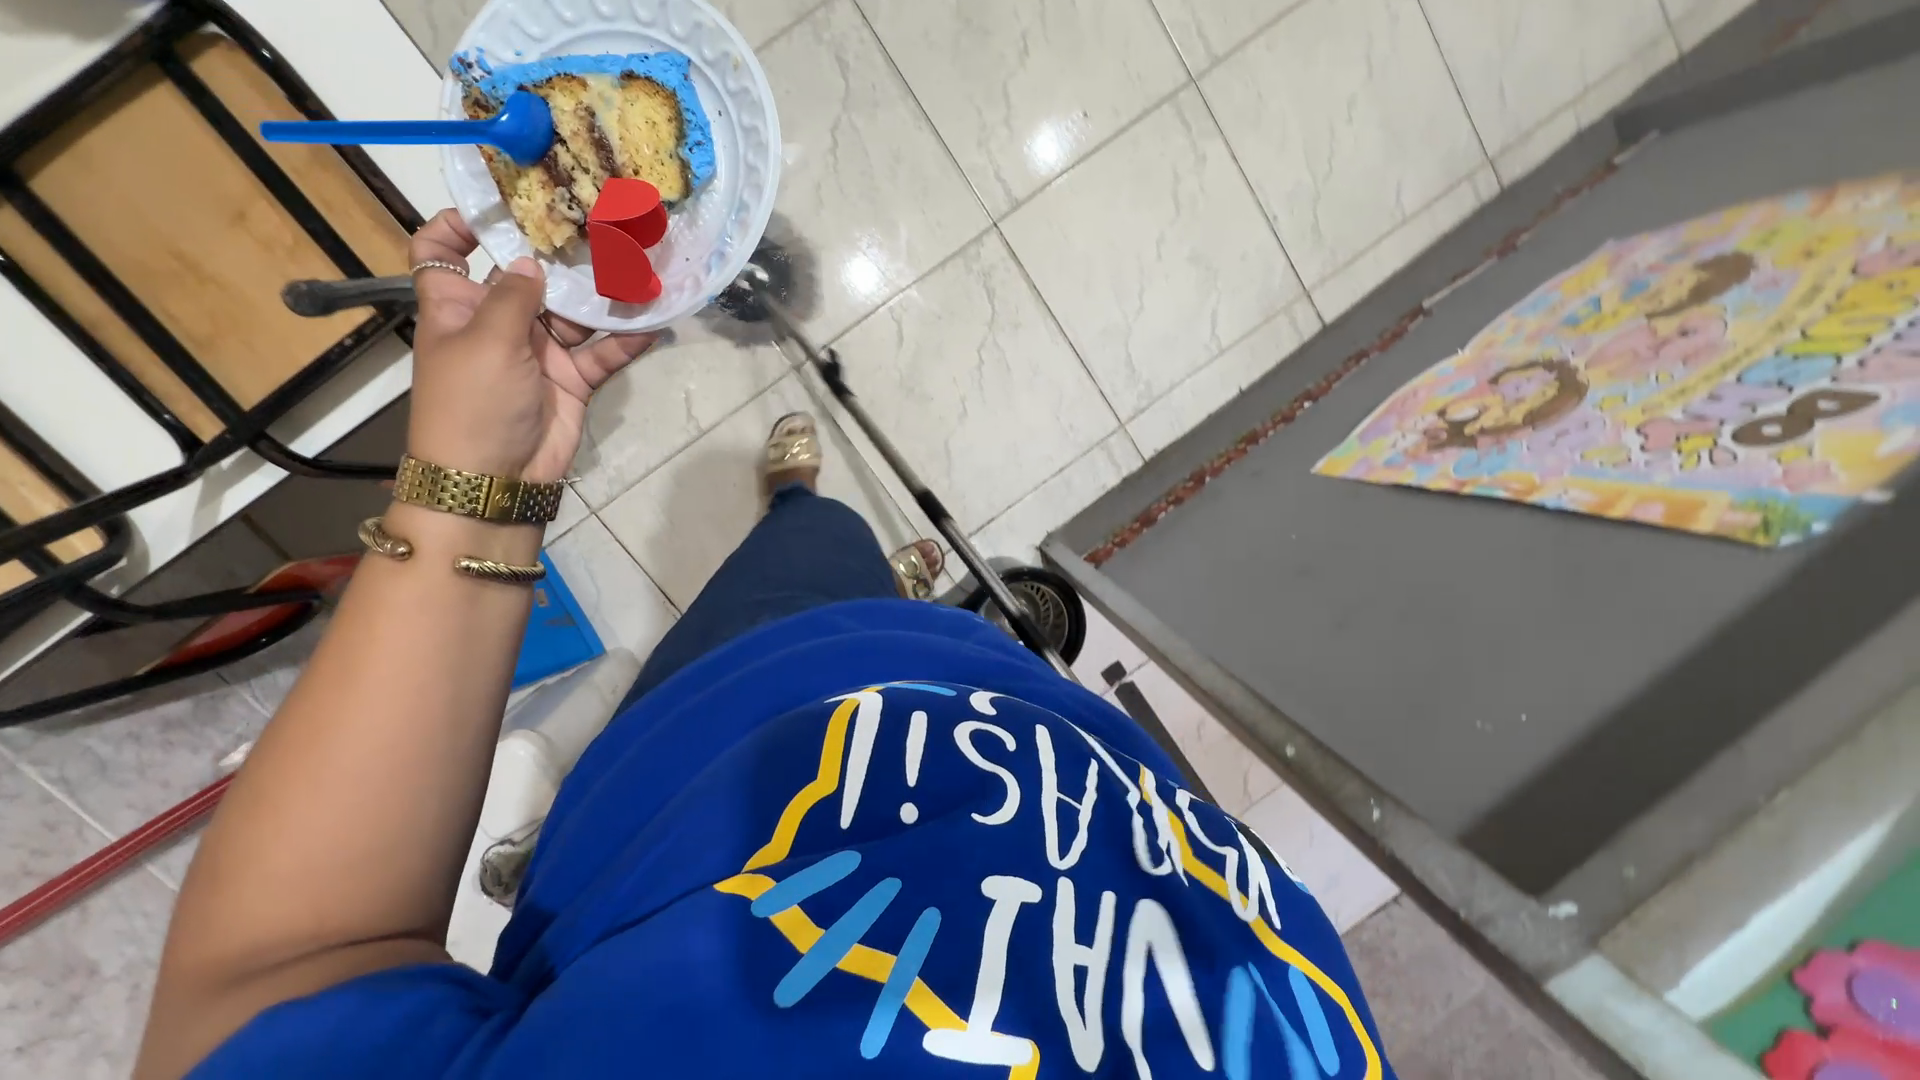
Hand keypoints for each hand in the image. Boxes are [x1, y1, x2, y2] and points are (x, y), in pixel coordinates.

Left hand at [405, 209, 657, 482]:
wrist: (495, 477)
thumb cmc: (472, 402)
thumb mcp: (485, 340)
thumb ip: (513, 295)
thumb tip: (534, 262)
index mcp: (458, 306)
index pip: (443, 252)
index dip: (461, 224)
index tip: (500, 205)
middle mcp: (498, 322)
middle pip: (527, 276)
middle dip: (558, 253)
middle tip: (599, 225)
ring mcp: (538, 351)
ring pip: (573, 313)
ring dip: (602, 295)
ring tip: (638, 267)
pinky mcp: (572, 379)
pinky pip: (602, 352)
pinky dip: (626, 339)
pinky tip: (653, 322)